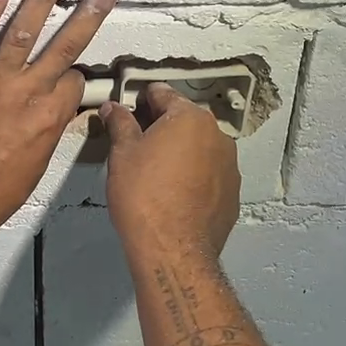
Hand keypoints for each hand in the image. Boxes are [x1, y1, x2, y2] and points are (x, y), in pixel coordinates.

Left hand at [0, 0, 120, 247]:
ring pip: (23, 30)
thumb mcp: (35, 168)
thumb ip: (46, 132)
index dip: (73, 78)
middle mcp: (28, 93)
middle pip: (67, 44)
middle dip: (91, 10)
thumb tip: (50, 115)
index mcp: (51, 118)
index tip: (67, 78)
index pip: (75, 81)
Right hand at [100, 82, 240, 265]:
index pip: (163, 94)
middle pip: (185, 120)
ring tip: (155, 172)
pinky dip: (194, 175)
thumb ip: (119, 123)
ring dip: (181, 151)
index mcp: (190, 118)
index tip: (129, 108)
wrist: (174, 251)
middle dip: (163, 126)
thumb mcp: (122, 154)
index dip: (142, 99)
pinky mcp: (232, 193)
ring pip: (199, 147)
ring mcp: (229, 166)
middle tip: (137, 142)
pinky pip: (210, 174)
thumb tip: (113, 108)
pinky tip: (174, 193)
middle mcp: (217, 136)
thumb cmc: (145, 197)